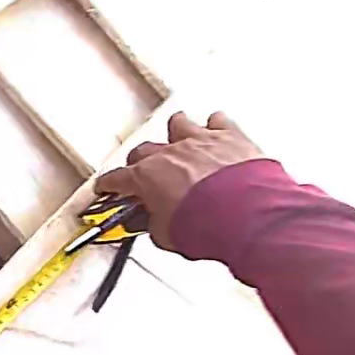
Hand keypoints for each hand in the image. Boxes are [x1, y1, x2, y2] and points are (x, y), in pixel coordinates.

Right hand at [94, 112, 264, 249]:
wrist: (248, 215)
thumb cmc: (206, 223)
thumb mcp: (164, 233)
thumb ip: (152, 222)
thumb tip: (152, 223)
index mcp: (145, 176)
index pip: (115, 179)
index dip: (108, 185)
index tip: (106, 187)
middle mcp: (169, 154)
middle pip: (143, 150)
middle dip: (139, 161)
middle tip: (141, 170)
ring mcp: (199, 142)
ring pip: (178, 125)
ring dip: (175, 132)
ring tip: (175, 136)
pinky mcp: (230, 138)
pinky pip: (219, 121)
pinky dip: (215, 124)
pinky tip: (214, 127)